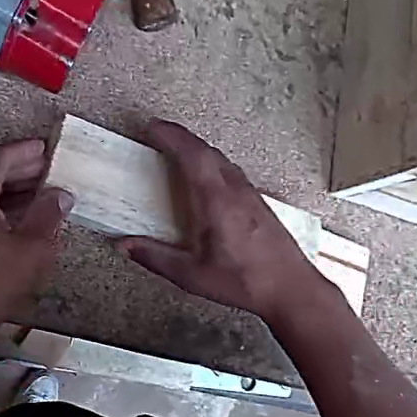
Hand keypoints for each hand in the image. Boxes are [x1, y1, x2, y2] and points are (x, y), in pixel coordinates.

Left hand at [0, 140, 71, 342]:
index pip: (0, 159)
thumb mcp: (31, 247)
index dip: (26, 151)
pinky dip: (0, 203)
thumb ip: (48, 214)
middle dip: (22, 168)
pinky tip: (23, 211)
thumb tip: (60, 196)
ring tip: (43, 188)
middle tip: (49, 167)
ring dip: (12, 187)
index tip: (45, 148)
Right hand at [115, 121, 333, 323]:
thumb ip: (156, 257)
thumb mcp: (192, 275)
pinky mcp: (259, 203)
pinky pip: (232, 171)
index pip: (192, 155)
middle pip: (206, 150)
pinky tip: (208, 177)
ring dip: (198, 149)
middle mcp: (236, 192)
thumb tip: (126, 246)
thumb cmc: (247, 282)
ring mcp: (251, 195)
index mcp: (217, 202)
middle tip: (160, 134)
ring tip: (180, 151)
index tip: (152, 128)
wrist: (290, 289)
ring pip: (221, 159)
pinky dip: (213, 163)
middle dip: (181, 137)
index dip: (171, 136)